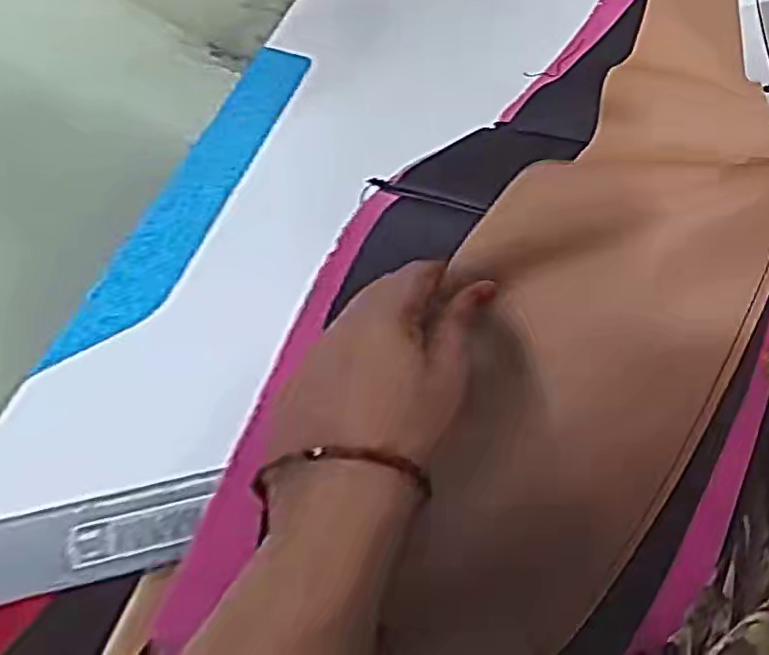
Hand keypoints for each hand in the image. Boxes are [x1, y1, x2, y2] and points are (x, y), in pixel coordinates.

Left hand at [266, 261, 495, 477]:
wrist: (338, 495)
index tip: (464, 287)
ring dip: (383, 319)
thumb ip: (459, 320)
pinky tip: (372, 377)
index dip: (443, 274)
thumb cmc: (407, 427)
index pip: (415, 272)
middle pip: (380, 290)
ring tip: (410, 347)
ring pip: (353, 318)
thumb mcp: (448, 371)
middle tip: (442, 314)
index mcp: (382, 314)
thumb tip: (476, 287)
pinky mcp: (292, 387)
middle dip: (412, 292)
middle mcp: (340, 326)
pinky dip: (357, 347)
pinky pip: (332, 348)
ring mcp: (311, 356)